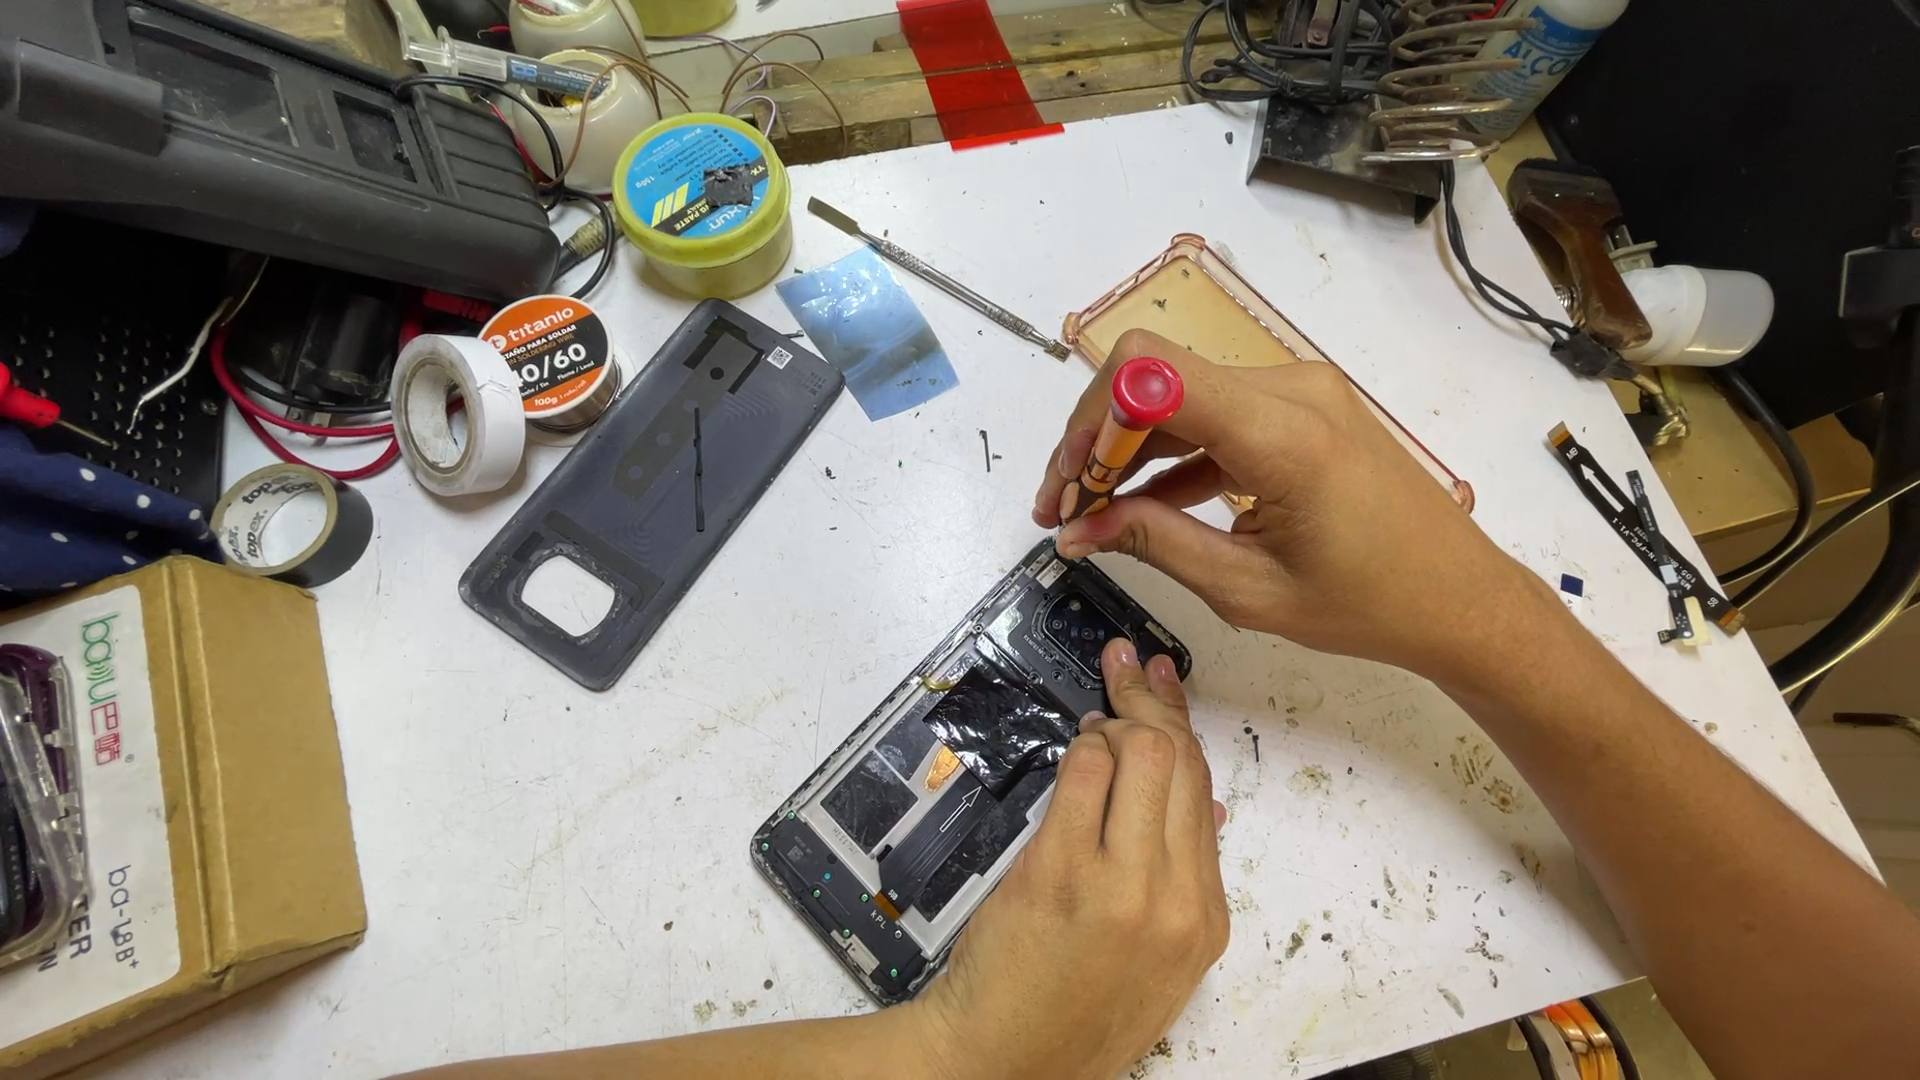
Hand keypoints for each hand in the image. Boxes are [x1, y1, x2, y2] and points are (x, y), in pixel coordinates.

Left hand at [908, 637, 1228, 1079]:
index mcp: (1206, 917)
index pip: (1205, 790)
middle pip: (1179, 763)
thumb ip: (1185, 875)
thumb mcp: (1162, 956)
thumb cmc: (1081, 1003)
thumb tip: (1208, 802)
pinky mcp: (1060, 870)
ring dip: (1114, 723)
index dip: (1183, 724)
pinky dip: (1081, 747)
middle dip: (1152, 704)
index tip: (1164, 681)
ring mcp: (1119, 884)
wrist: (1008, 1059)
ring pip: (1140, 757)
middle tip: (1127, 672)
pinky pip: (1083, 774)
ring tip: (1096, 720)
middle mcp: (1175, 897)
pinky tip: (1076, 745)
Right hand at [1031, 328, 1541, 682]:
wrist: (1461, 600)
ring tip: (1085, 512)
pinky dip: (1162, 456)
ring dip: (1119, 450)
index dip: (1091, 421)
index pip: (1149, 372)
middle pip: (1149, 377)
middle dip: (1090, 441)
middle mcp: (1286, 388)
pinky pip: (1206, 418)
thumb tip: (1074, 532)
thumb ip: (1154, 545)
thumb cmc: (1368, 605)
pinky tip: (1135, 505)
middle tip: (1060, 509)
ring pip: (1171, 397)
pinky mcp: (1292, 412)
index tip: (1070, 489)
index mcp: (1282, 431)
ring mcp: (1293, 394)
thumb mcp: (1246, 589)